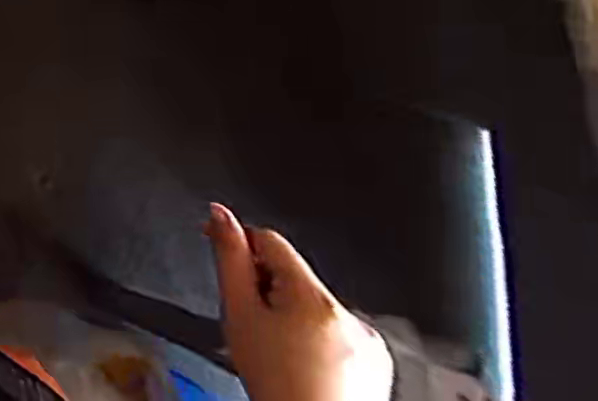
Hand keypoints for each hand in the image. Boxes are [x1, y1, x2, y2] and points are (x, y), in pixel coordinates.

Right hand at [207, 203, 392, 400]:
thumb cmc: (277, 382)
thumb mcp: (239, 311)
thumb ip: (230, 257)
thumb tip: (220, 214)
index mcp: (316, 299)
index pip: (270, 240)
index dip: (239, 242)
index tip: (219, 247)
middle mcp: (353, 317)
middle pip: (291, 274)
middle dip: (264, 286)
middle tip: (248, 315)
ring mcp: (371, 345)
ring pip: (310, 304)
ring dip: (286, 311)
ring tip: (273, 344)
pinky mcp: (378, 366)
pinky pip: (333, 330)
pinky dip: (311, 336)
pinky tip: (299, 360)